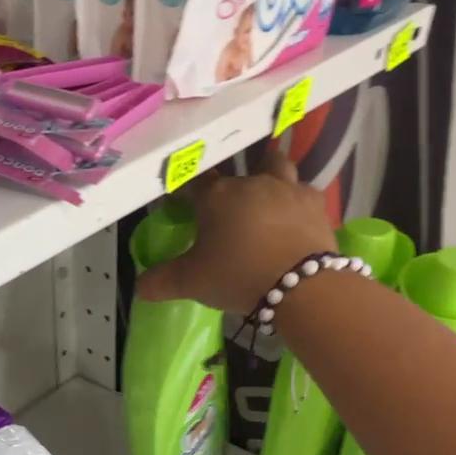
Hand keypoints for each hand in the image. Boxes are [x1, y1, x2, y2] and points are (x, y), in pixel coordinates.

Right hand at [135, 149, 337, 316]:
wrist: (302, 286)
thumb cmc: (237, 275)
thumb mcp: (191, 282)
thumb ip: (161, 281)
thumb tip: (139, 286)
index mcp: (217, 196)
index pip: (193, 183)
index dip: (183, 191)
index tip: (177, 204)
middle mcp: (252, 183)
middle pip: (238, 171)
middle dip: (229, 186)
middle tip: (224, 209)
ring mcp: (288, 190)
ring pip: (277, 168)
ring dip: (268, 178)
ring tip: (262, 200)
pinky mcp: (316, 205)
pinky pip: (302, 194)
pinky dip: (293, 203)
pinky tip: (290, 221)